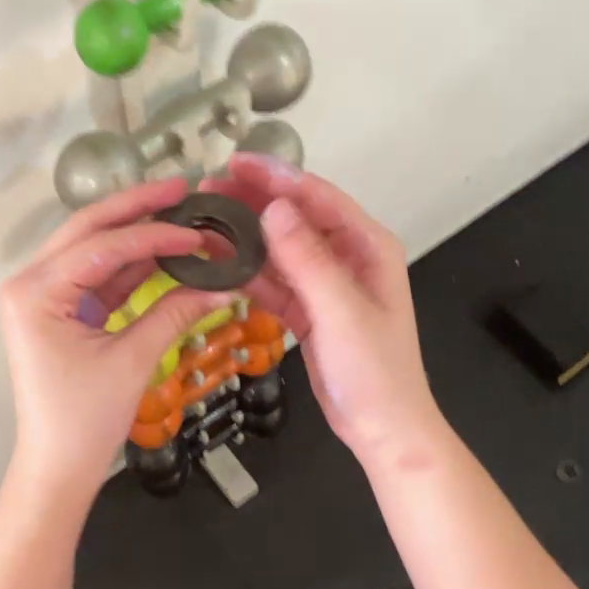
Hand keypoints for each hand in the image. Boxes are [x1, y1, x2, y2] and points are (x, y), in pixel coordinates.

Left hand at [0, 177, 231, 497]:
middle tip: (183, 188)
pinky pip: (97, 278)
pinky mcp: (59, 312)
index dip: (154, 233)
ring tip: (182, 216)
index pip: (101, 246)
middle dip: (136, 209)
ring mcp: (42, 297)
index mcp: (35, 291)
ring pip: (93, 250)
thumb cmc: (85, 419)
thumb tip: (225, 281)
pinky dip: (130, 267)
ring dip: (136, 235)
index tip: (199, 229)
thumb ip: (175, 311)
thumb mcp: (133, 360)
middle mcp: (30, 283)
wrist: (58, 465)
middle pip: (88, 231)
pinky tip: (166, 252)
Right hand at [204, 153, 443, 465]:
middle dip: (255, 201)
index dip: (277, 177)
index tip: (235, 161)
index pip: (319, 199)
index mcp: (368, 248)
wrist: (382, 427)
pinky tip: (219, 265)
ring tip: (205, 221)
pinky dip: (250, 274)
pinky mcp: (310, 312)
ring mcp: (327, 286)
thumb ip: (308, 260)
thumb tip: (273, 208)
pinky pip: (276, 283)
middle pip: (296, 218)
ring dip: (247, 236)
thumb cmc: (373, 370)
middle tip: (208, 189)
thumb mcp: (342, 312)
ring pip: (281, 250)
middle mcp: (348, 259)